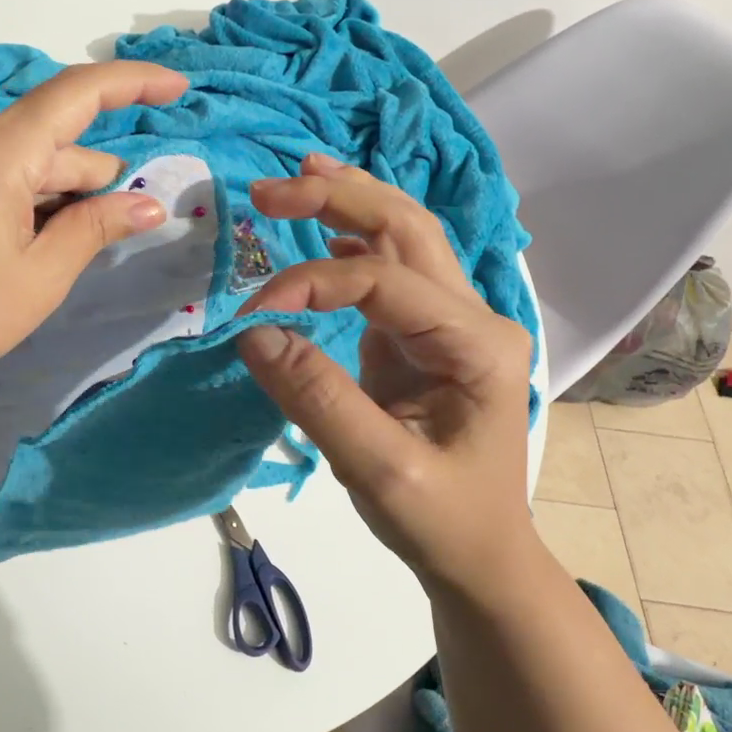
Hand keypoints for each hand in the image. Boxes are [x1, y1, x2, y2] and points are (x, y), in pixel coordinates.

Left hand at [0, 61, 187, 403]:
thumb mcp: (40, 277)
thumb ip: (97, 227)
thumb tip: (149, 204)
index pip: (75, 93)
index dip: (132, 83)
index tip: (178, 88)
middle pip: (51, 140)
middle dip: (88, 181)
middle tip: (103, 242)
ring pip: (21, 161)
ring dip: (53, 197)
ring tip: (48, 262)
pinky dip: (20, 200)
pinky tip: (19, 250)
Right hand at [235, 151, 534, 587]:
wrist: (479, 554)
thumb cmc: (440, 518)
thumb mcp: (377, 468)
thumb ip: (317, 397)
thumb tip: (252, 333)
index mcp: (476, 345)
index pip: (385, 280)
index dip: (313, 283)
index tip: (252, 315)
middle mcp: (472, 318)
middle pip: (409, 229)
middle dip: (340, 197)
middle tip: (269, 190)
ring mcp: (450, 324)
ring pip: (405, 236)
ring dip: (351, 201)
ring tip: (298, 177)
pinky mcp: (421, 337)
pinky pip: (389, 269)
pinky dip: (353, 235)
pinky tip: (324, 224)